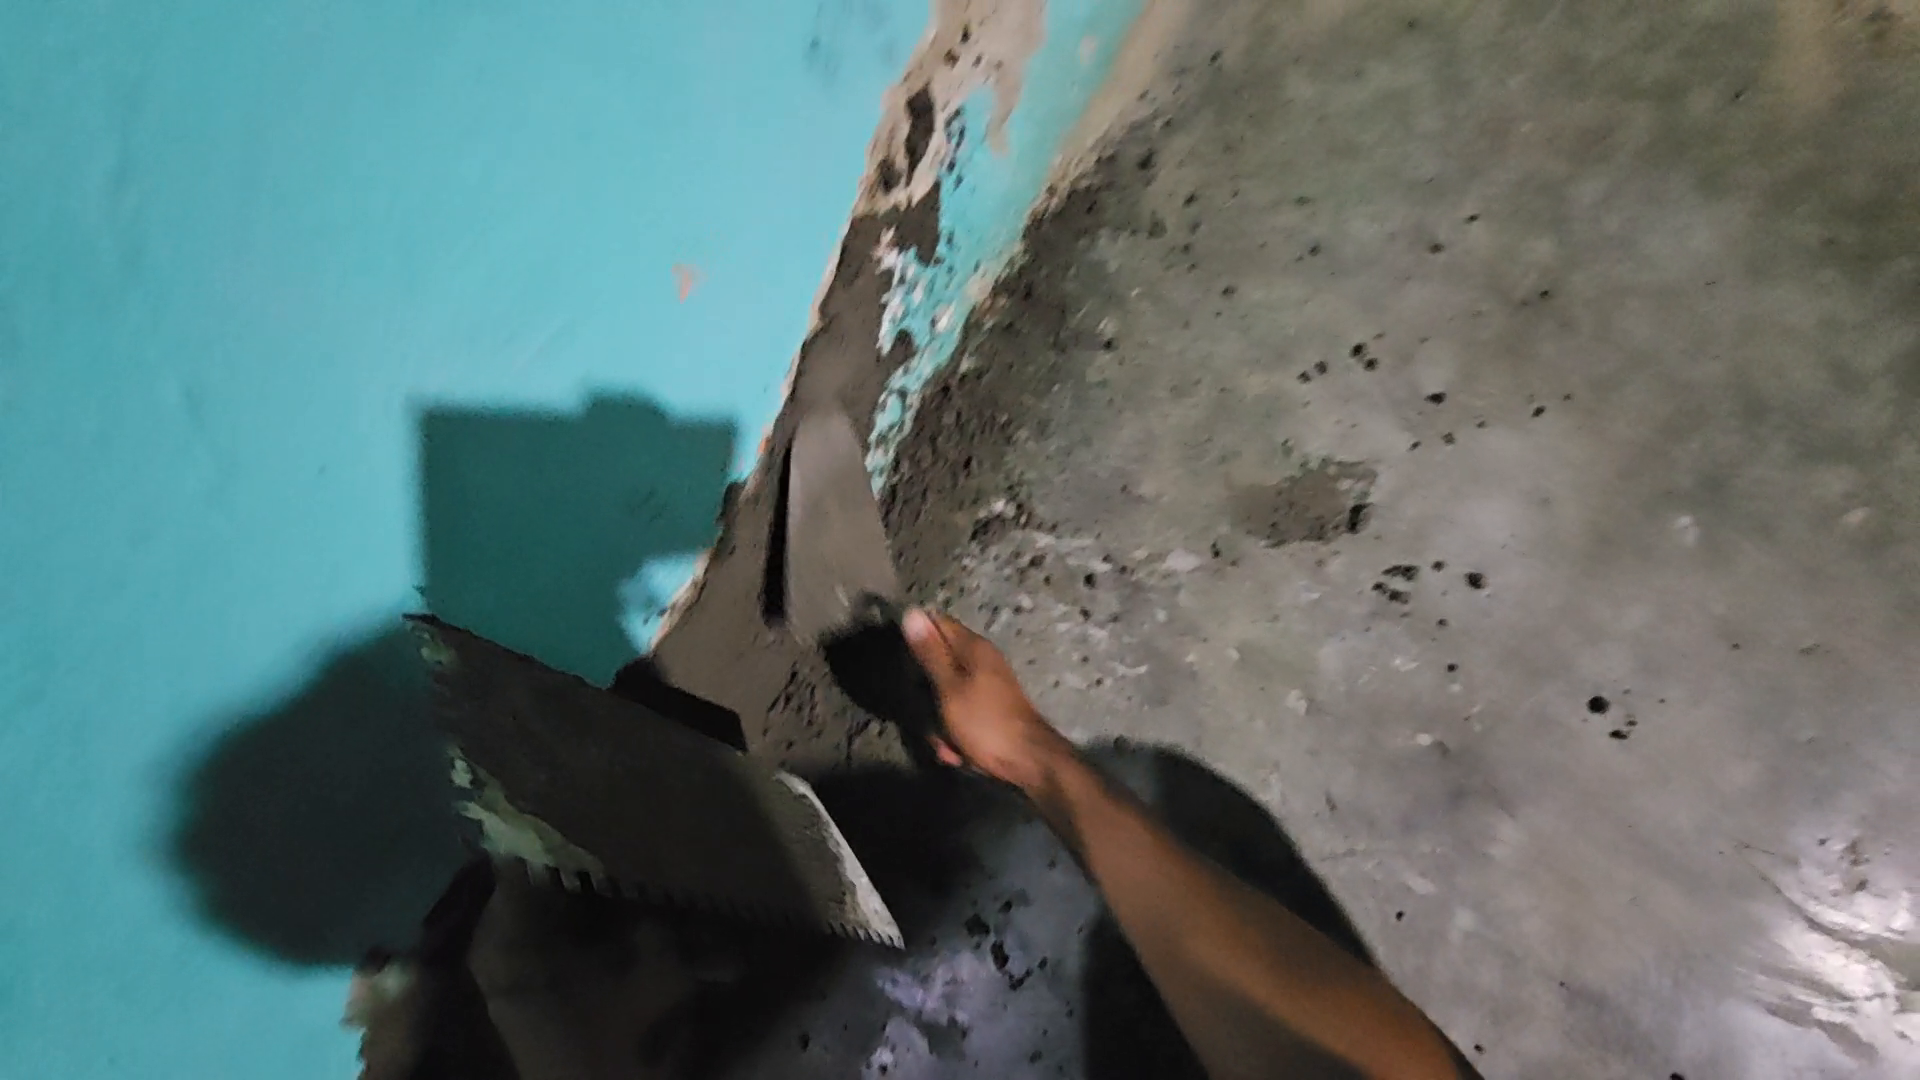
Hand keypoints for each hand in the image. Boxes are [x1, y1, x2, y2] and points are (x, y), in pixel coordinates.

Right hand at [902, 609, 1075, 794]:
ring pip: (944, 695)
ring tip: (945, 741)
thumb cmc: (985, 722)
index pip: (936, 623)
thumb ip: (930, 652)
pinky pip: (959, 714)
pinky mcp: (988, 709)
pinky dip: (954, 732)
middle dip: (924, 693)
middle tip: (925, 712)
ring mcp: (986, 685)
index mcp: (973, 648)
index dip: (916, 639)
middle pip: (937, 664)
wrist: (1028, 762)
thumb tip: (912, 612)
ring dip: (939, 721)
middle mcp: (981, 660)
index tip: (903, 664)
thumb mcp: (949, 688)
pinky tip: (957, 751)